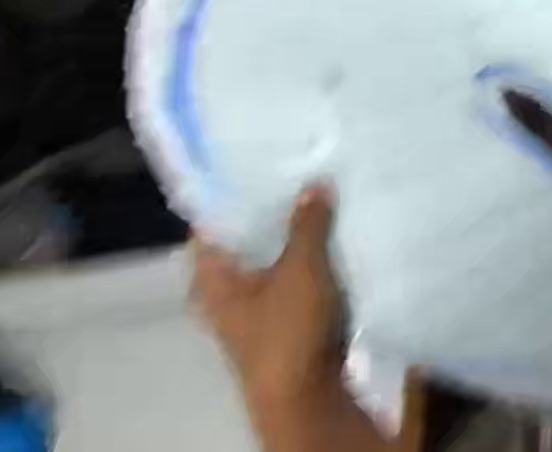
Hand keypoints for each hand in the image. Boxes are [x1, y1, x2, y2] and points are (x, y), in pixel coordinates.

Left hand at [191, 188, 344, 410]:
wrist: (307, 390)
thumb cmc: (289, 328)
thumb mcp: (302, 268)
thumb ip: (307, 223)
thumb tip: (313, 183)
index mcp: (214, 280)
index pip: (211, 226)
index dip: (233, 194)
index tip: (265, 161)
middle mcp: (228, 289)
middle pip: (247, 237)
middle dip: (276, 206)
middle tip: (307, 167)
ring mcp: (258, 301)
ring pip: (276, 252)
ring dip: (299, 227)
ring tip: (328, 190)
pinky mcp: (287, 310)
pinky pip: (297, 267)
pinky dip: (313, 248)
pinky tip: (340, 227)